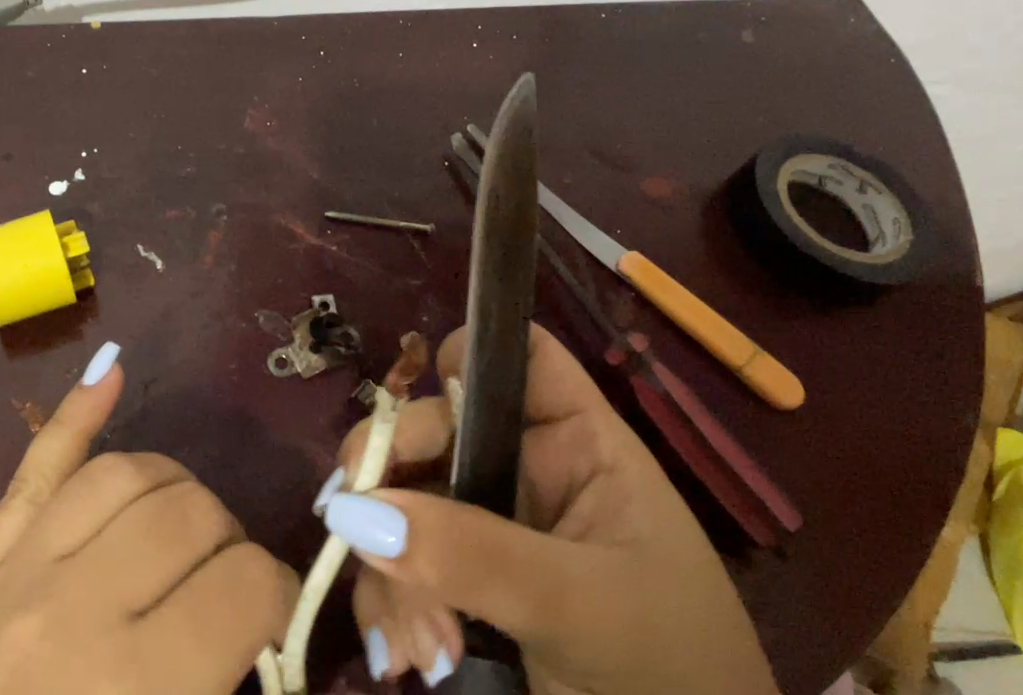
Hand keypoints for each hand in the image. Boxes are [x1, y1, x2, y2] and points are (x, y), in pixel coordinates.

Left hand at [0, 342, 300, 694]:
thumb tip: (265, 640)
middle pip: (190, 513)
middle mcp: (74, 606)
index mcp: (130, 682)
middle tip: (228, 586)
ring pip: (122, 475)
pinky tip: (110, 373)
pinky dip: (74, 417)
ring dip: (175, 488)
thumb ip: (217, 687)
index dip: (277, 596)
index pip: (243, 585)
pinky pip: (33, 470)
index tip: (273, 619)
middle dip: (229, 542)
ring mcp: (16, 570)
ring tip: (187, 526)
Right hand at [326, 325, 777, 694]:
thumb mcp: (576, 604)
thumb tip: (350, 509)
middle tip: (355, 530)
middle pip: (433, 428)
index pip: (517, 359)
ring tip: (415, 645)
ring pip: (403, 500)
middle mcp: (525, 470)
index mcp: (577, 444)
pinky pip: (399, 563)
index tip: (407, 404)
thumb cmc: (672, 670)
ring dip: (386, 565)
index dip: (463, 358)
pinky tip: (407, 657)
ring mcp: (489, 526)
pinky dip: (388, 602)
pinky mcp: (462, 581)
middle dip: (392, 483)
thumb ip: (470, 553)